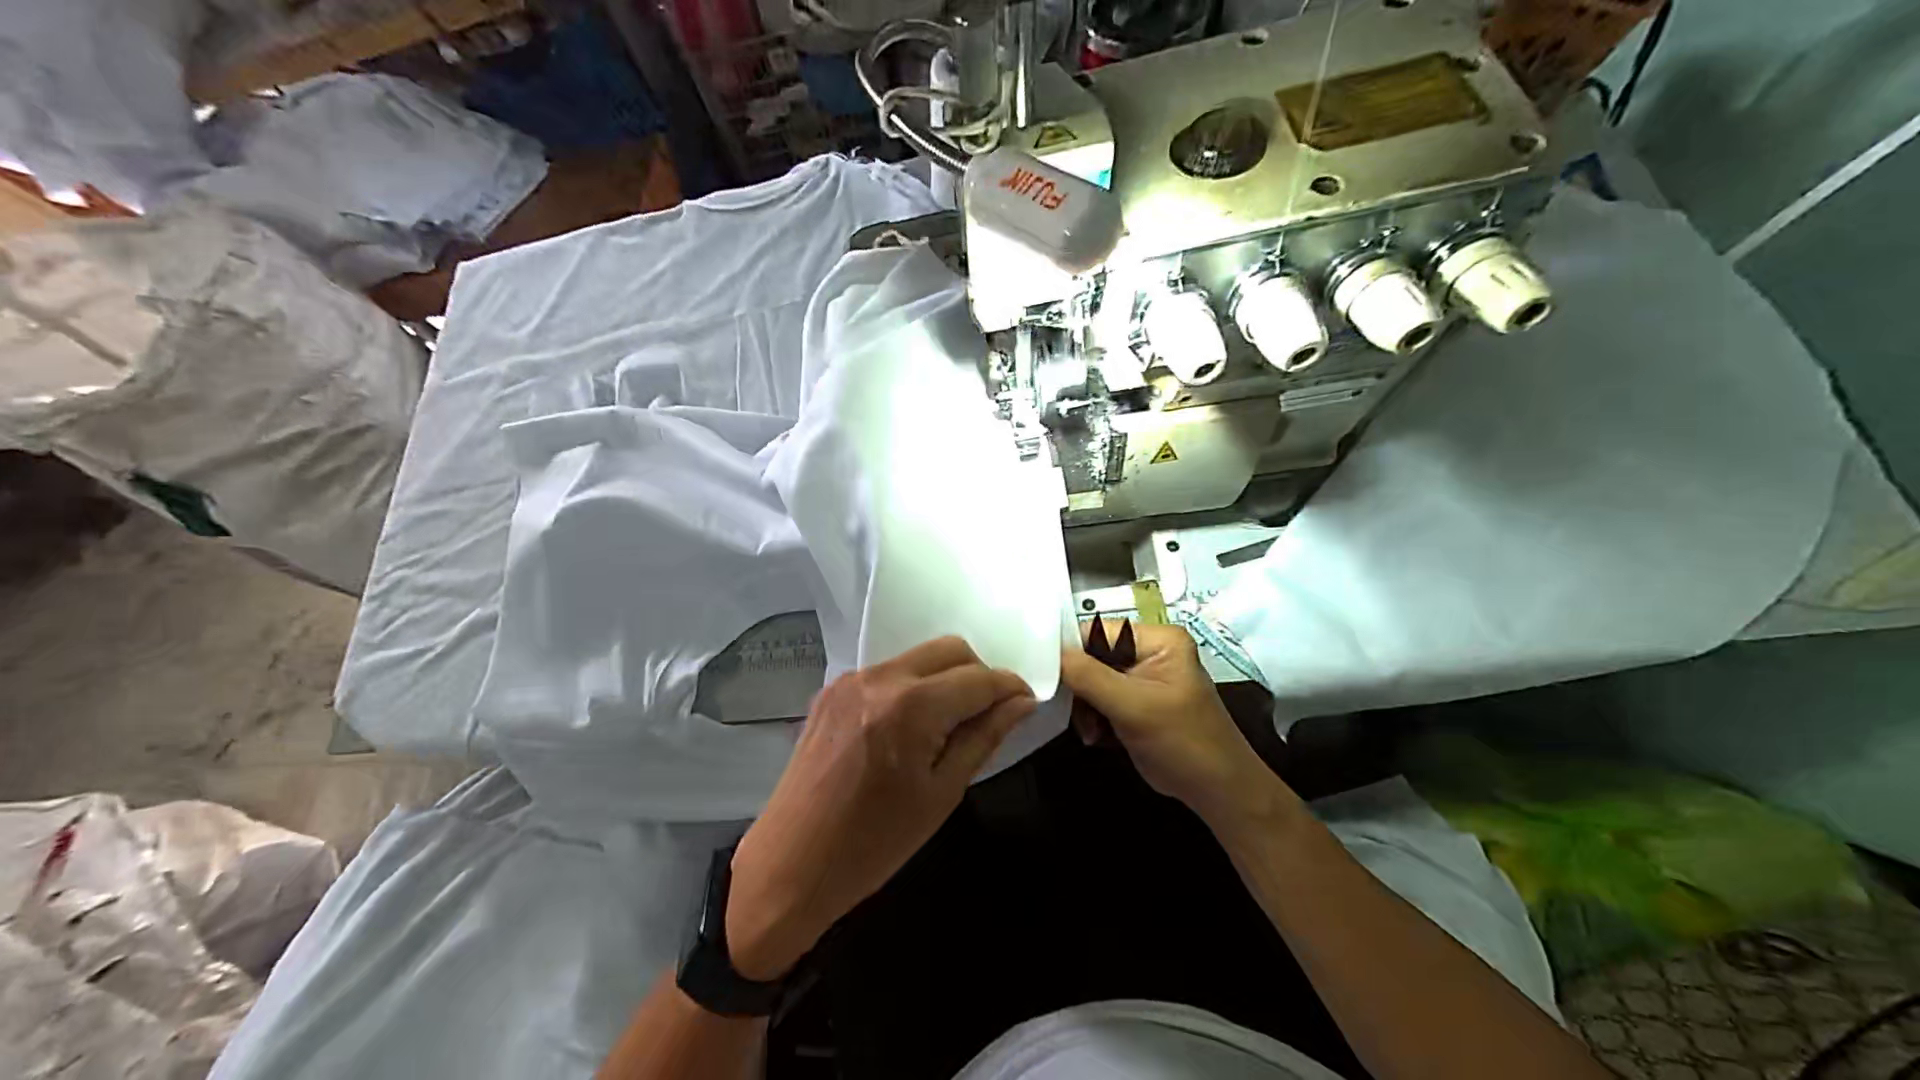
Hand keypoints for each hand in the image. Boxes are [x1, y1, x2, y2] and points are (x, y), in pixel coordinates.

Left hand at [726, 637, 1035, 979]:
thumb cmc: (874, 844)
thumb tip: (1021, 703)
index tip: (1025, 704)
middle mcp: (880, 677)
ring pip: (918, 657)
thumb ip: (984, 737)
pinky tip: (910, 728)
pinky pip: (888, 672)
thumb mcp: (942, 793)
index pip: (979, 678)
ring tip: (948, 726)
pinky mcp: (832, 690)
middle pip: (949, 649)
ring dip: (945, 678)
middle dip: (979, 674)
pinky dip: (912, 687)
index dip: (1009, 688)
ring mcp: (851, 680)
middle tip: (989, 715)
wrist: (790, 864)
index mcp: (911, 706)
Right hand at [1061, 621, 1298, 829]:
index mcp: (1158, 638)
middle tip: (1080, 716)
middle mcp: (1149, 650)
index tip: (1049, 676)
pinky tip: (1100, 737)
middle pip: (1092, 656)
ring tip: (1094, 733)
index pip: (1099, 631)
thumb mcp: (1134, 707)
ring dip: (1085, 708)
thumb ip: (1089, 676)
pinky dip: (1094, 718)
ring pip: (1090, 680)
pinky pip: (1098, 699)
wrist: (1217, 792)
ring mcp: (1141, 677)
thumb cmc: (1184, 743)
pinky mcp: (1134, 702)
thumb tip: (1050, 654)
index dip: (1072, 652)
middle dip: (1081, 688)